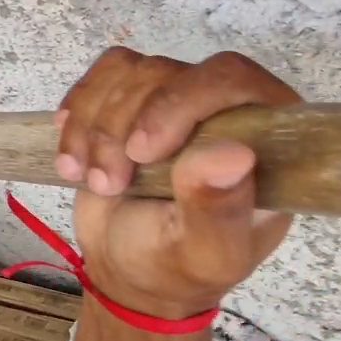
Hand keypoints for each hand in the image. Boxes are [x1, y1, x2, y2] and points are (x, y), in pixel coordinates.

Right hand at [55, 49, 298, 319]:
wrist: (126, 265)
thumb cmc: (175, 265)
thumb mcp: (203, 253)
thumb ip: (218, 209)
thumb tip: (233, 154)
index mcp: (267, 138)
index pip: (230, 79)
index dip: (179, 102)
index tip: (141, 153)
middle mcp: (223, 108)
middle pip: (164, 75)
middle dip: (119, 128)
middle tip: (106, 184)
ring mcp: (171, 100)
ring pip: (123, 74)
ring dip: (91, 128)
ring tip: (89, 178)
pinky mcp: (126, 99)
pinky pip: (95, 79)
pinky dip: (75, 113)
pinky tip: (73, 150)